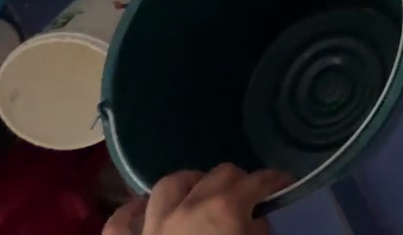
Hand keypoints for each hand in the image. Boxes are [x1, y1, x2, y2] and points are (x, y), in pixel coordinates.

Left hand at [104, 165, 293, 234]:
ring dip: (189, 185)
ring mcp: (151, 228)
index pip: (260, 180)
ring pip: (170, 186)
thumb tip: (253, 222)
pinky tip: (142, 212)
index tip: (283, 185)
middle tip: (245, 195)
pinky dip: (132, 213)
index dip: (275, 181)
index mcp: (226, 209)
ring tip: (197, 194)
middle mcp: (189, 207)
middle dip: (238, 180)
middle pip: (220, 173)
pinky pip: (120, 222)